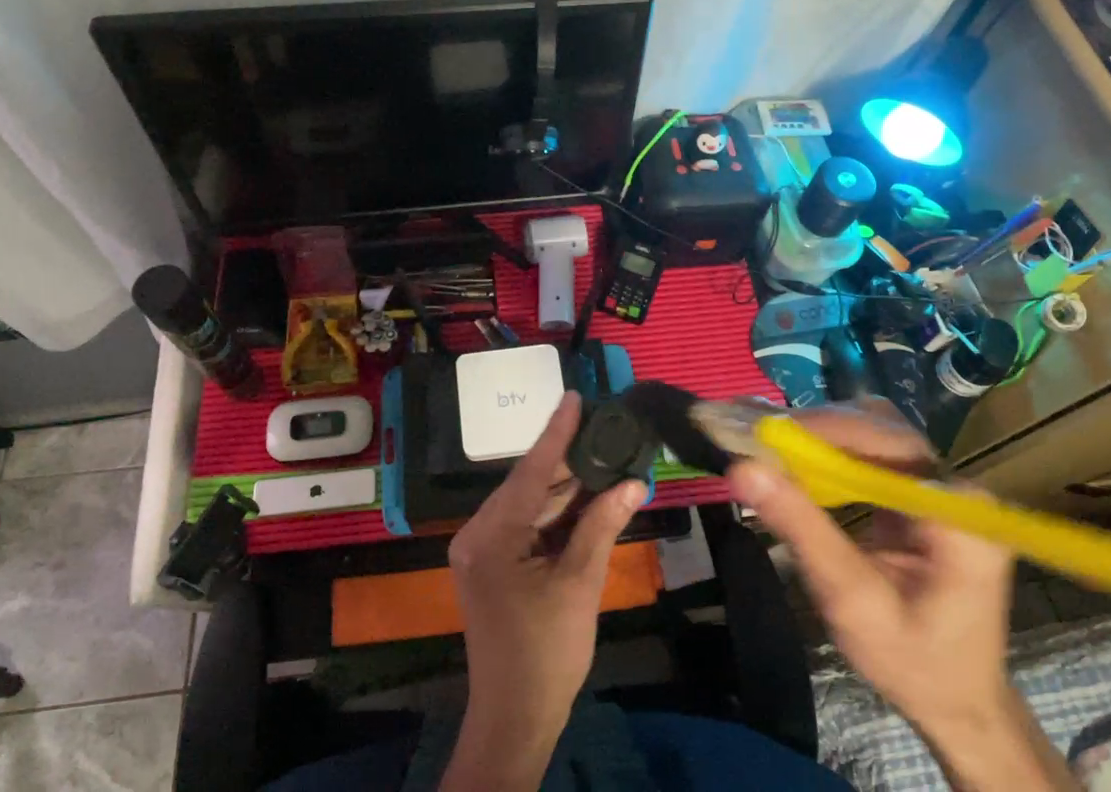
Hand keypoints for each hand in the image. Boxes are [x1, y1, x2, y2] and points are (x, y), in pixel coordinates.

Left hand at [442, 391, 644, 790]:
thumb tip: (632, 483)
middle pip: (529, 486)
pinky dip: (557, 515)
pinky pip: (526, 527)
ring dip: (567, 489)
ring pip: (530, 506)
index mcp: (490, 536)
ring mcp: (482, 551)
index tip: (574, 397)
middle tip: (606, 428)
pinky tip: (588, 497)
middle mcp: (478, 535)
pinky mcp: (493, 567)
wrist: (517, 714)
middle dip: (569, 462)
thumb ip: (601, 526)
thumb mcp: (579, 583)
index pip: (530, 472)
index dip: (556, 434)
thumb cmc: (547, 651)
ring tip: (605, 455)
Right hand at [729, 400, 1070, 788]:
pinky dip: (830, 454)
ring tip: (769, 453)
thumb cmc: (911, 661)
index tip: (763, 435)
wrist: (958, 699)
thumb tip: (742, 468)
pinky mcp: (923, 493)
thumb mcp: (850, 601)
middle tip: (758, 444)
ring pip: (875, 433)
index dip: (825, 430)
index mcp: (958, 512)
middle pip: (882, 429)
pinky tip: (795, 469)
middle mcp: (958, 486)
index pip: (889, 443)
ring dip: (820, 438)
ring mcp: (943, 487)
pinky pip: (873, 454)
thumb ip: (802, 529)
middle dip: (816, 430)